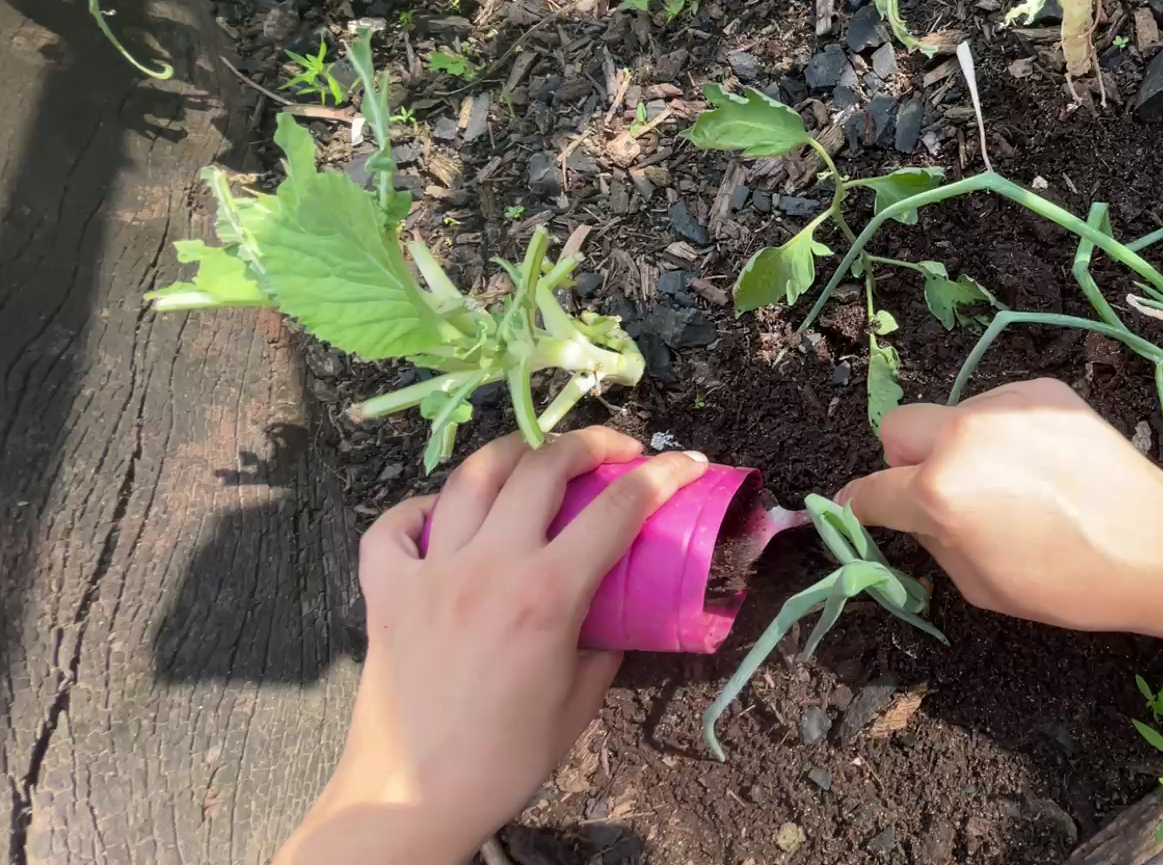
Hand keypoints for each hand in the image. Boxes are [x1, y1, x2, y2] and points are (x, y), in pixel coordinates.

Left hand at [275, 429, 707, 864]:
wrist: (407, 805)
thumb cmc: (508, 758)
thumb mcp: (584, 695)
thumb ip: (607, 636)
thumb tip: (618, 605)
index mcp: (548, 593)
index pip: (621, 507)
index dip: (667, 473)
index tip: (690, 462)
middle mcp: (489, 566)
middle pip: (544, 464)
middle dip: (592, 443)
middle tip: (617, 454)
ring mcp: (431, 573)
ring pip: (472, 476)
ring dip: (516, 453)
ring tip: (541, 461)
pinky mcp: (385, 592)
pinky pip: (394, 526)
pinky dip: (425, 508)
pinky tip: (449, 516)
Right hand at [837, 378, 1162, 634]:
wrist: (1156, 544)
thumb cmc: (1067, 582)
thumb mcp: (980, 585)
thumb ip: (930, 540)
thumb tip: (905, 512)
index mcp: (942, 491)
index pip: (871, 490)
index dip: (858, 506)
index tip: (858, 510)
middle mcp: (963, 434)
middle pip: (896, 427)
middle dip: (903, 460)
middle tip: (939, 491)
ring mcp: (1004, 403)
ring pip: (951, 415)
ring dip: (959, 445)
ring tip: (1010, 480)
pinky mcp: (1041, 388)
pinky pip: (996, 407)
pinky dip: (1000, 432)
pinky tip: (1040, 461)